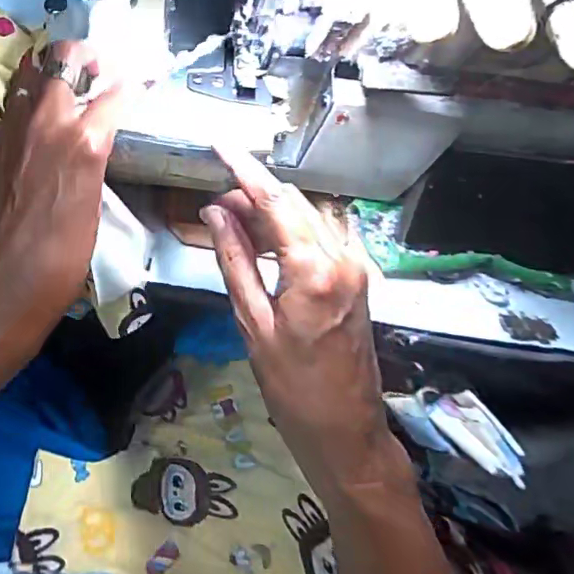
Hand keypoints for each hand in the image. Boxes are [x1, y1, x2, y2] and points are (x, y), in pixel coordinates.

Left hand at [0, 40, 130, 378]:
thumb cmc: (60, 261)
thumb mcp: (94, 208)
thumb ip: (93, 161)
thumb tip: (96, 138)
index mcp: (82, 141)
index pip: (113, 93)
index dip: (129, 85)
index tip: (136, 82)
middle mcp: (45, 124)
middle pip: (62, 60)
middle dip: (83, 57)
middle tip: (95, 72)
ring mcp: (10, 132)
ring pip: (29, 77)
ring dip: (49, 75)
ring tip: (64, 91)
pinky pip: (11, 111)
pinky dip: (27, 108)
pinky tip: (36, 131)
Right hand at [199, 143, 396, 493]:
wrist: (345, 428)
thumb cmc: (292, 384)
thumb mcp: (252, 321)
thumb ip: (234, 259)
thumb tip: (216, 212)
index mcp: (314, 269)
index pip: (274, 201)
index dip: (243, 169)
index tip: (220, 145)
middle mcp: (343, 258)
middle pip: (293, 202)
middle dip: (252, 193)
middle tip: (216, 206)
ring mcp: (356, 266)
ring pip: (307, 215)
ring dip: (270, 210)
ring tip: (234, 224)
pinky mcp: (358, 276)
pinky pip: (320, 234)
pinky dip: (290, 228)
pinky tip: (266, 242)